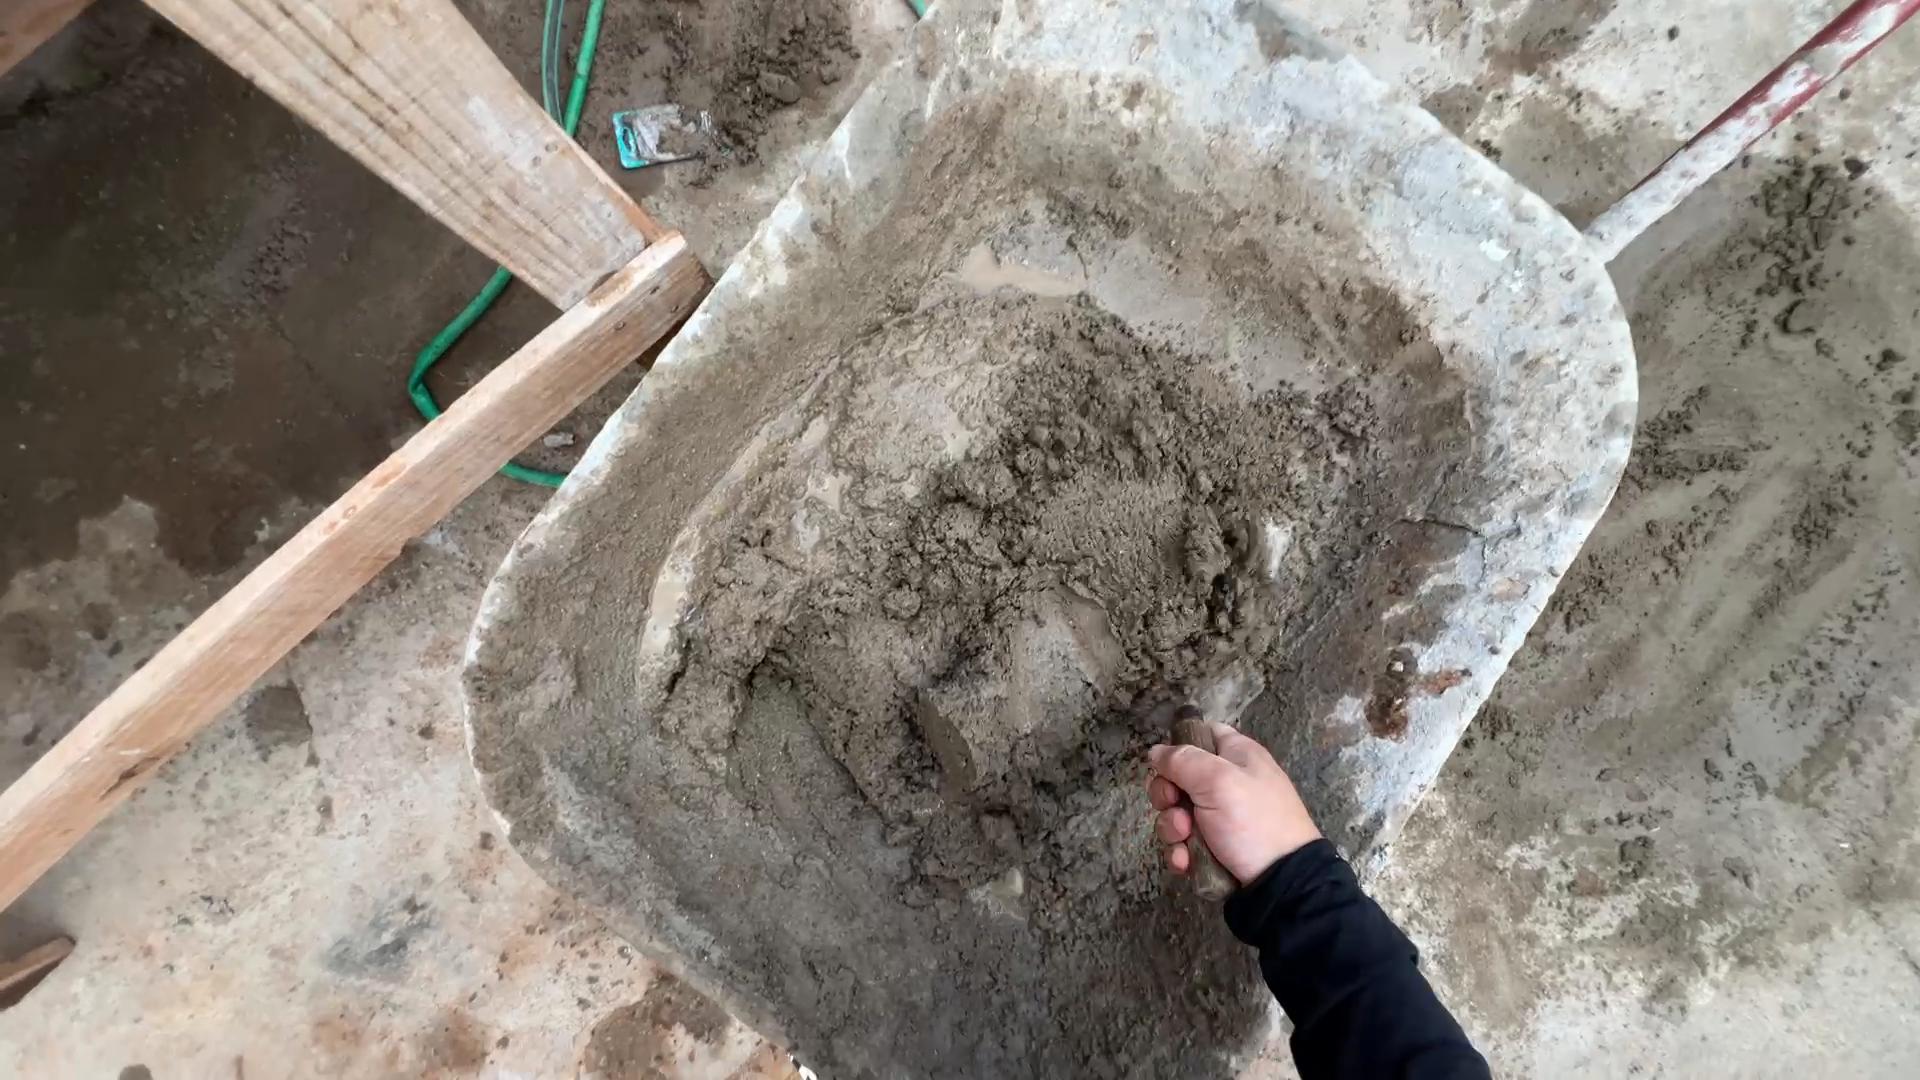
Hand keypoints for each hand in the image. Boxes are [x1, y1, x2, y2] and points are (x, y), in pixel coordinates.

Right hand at [1147, 722, 1320, 885]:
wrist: (1282, 885)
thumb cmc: (1252, 821)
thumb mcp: (1217, 780)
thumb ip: (1181, 760)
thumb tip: (1156, 752)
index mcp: (1237, 755)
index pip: (1203, 733)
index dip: (1180, 745)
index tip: (1168, 764)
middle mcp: (1227, 782)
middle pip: (1179, 776)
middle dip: (1167, 795)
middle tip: (1173, 805)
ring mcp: (1220, 817)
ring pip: (1177, 812)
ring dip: (1172, 828)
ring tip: (1185, 841)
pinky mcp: (1214, 847)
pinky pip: (1184, 842)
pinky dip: (1181, 852)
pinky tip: (1186, 861)